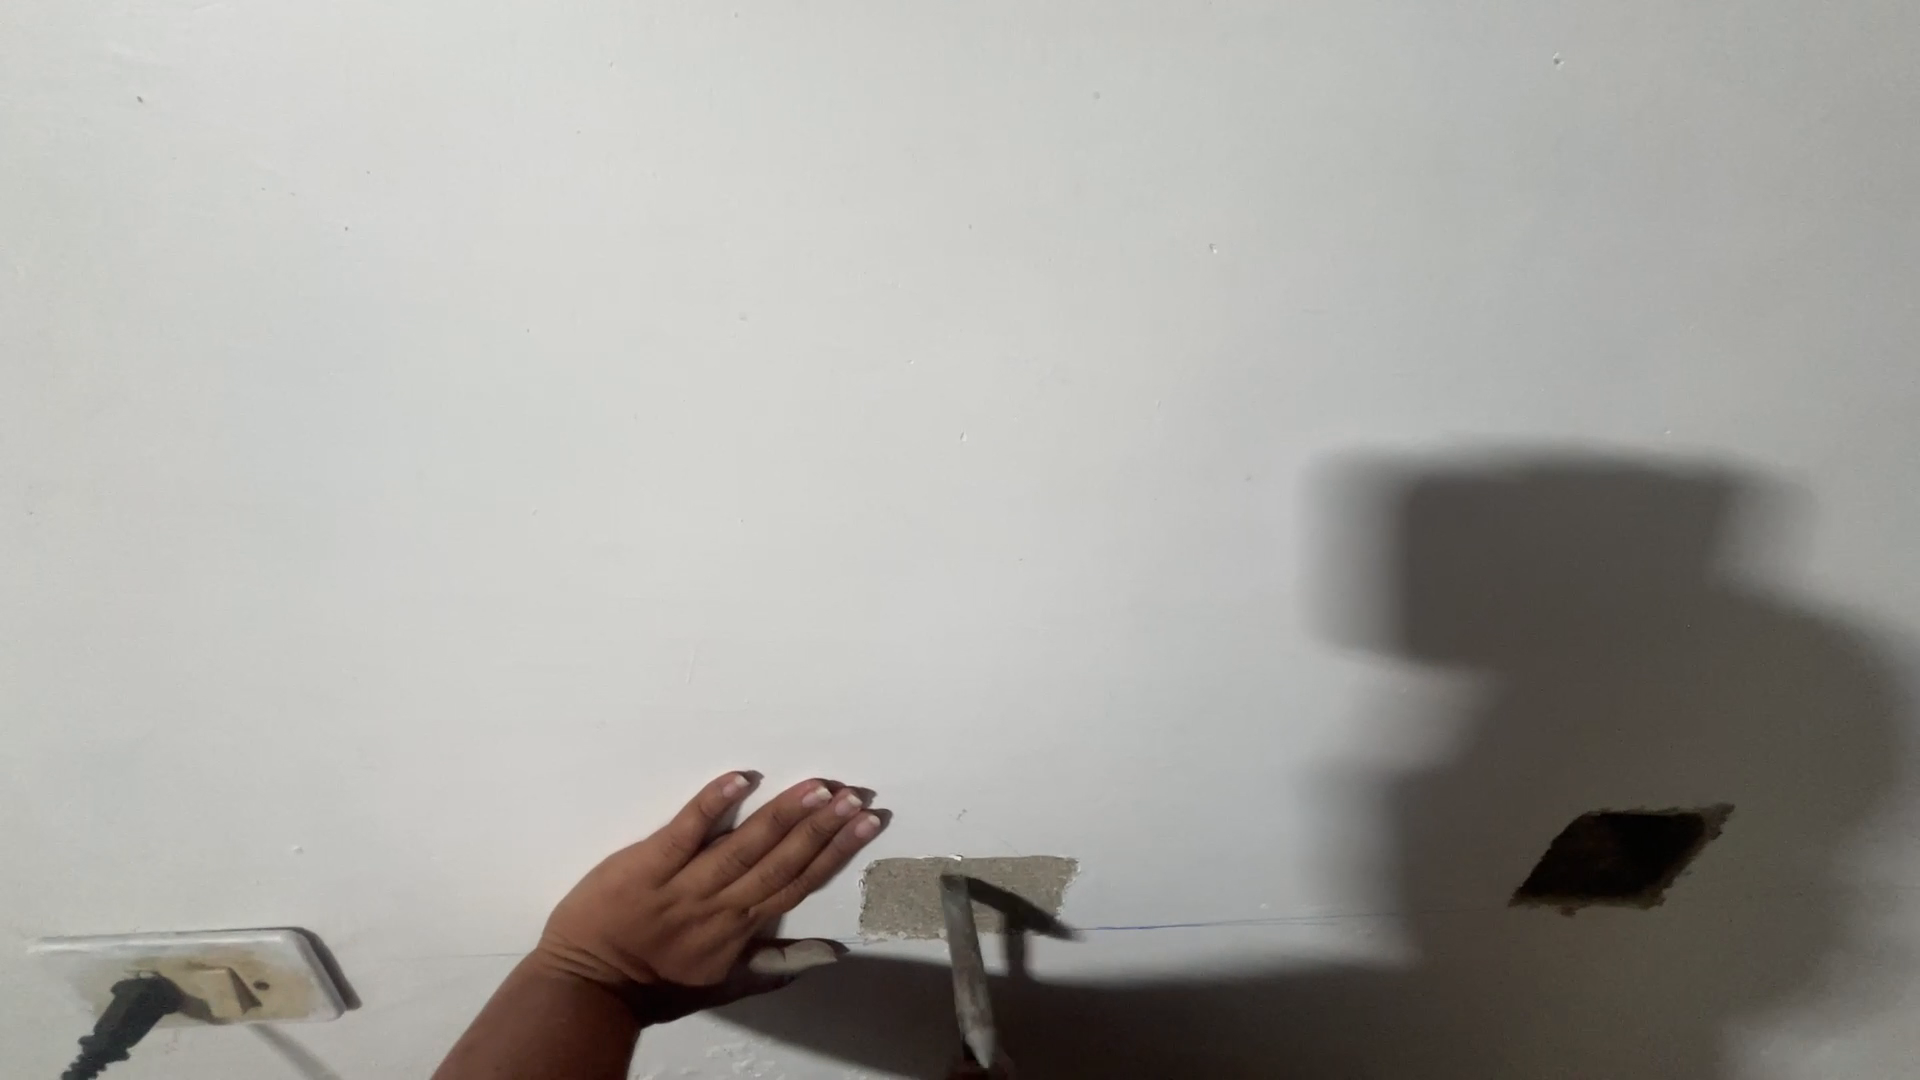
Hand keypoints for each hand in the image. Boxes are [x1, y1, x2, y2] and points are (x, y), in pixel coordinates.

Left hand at [531, 773, 886, 1015]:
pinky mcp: (647, 864)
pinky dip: (711, 804)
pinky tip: (741, 778)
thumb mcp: (722, 985)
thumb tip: (831, 955)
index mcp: (740, 931)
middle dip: (822, 827)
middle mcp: (720, 906)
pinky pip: (684, 831)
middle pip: (781, 861)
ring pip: (744, 845)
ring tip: (818, 787)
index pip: (799, 883)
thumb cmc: (655, 985)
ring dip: (783, 815)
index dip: (836, 851)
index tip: (867, 822)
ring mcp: (683, 884)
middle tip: (855, 796)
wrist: (582, 991)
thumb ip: (775, 964)